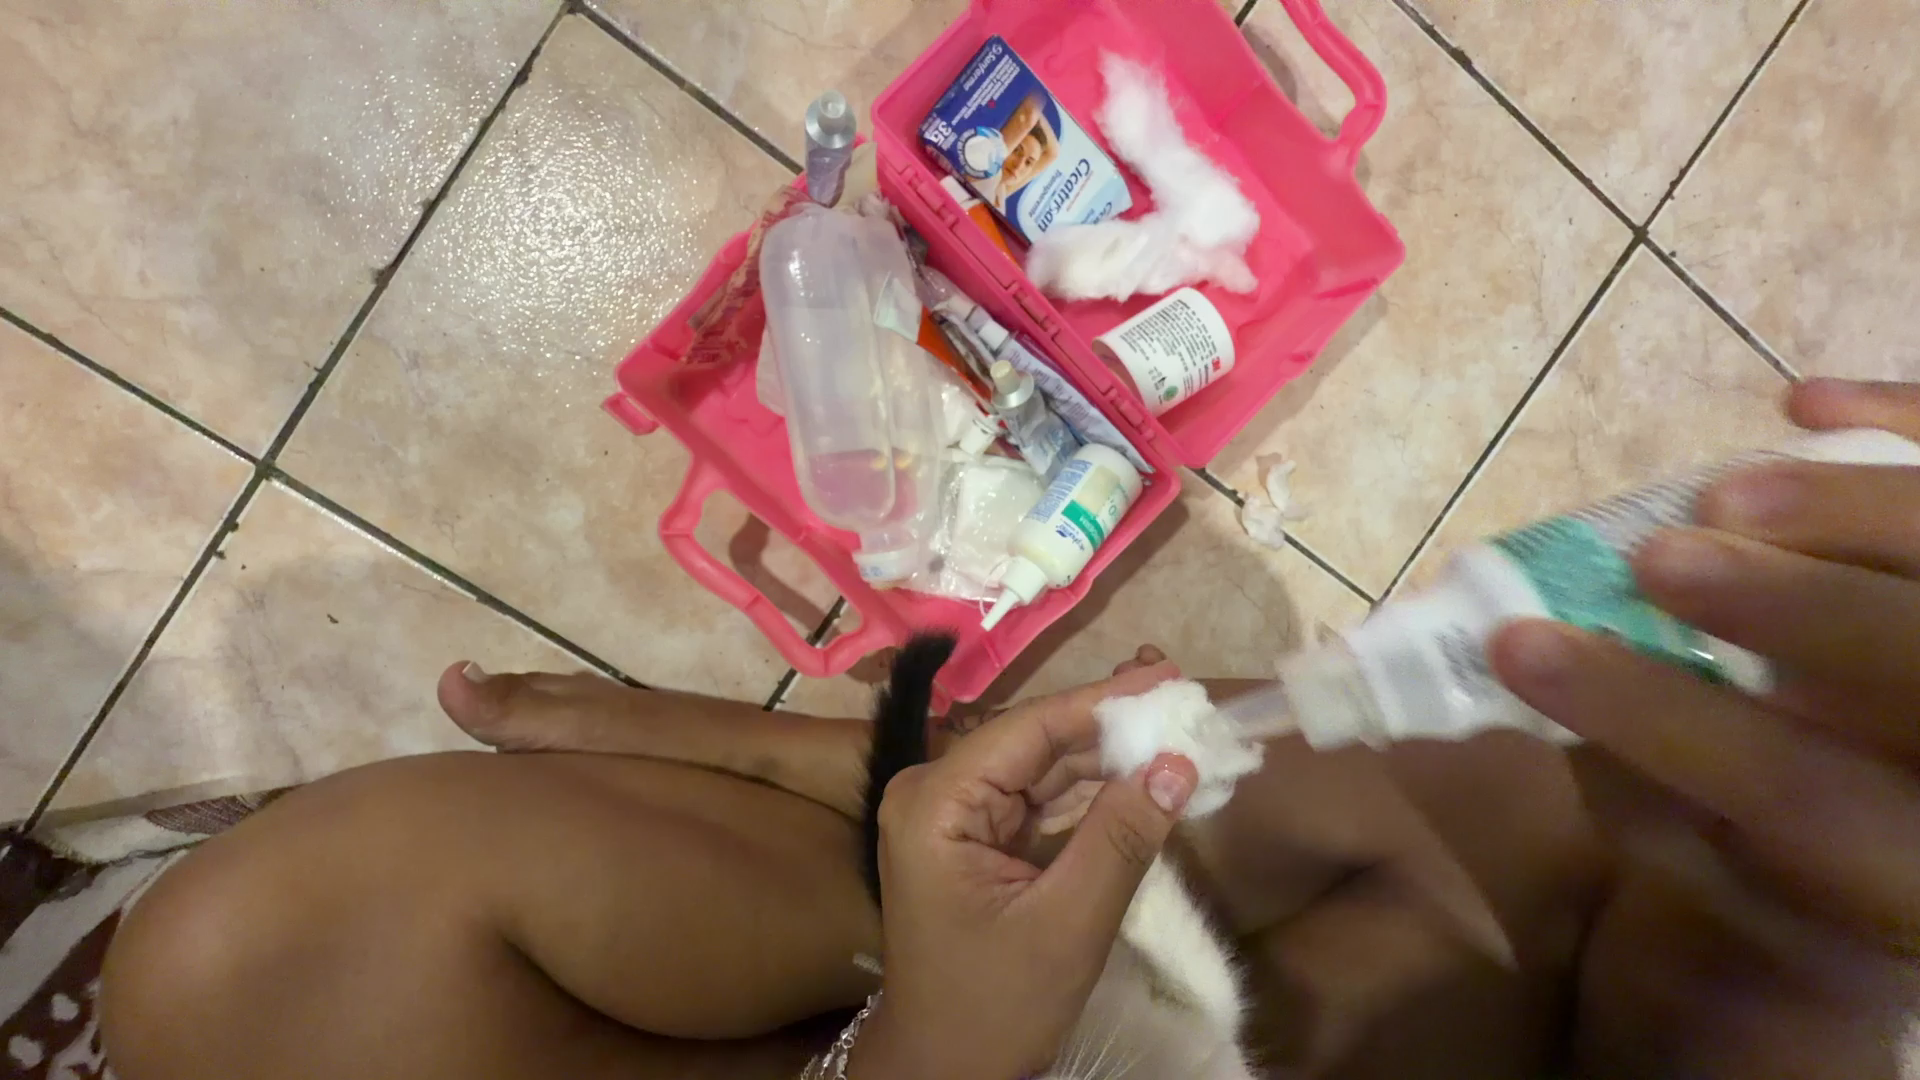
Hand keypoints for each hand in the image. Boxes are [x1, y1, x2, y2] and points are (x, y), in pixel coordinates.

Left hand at [849, 662, 1201, 1079]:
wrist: (943, 1071)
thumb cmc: (995, 1006)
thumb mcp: (1067, 924)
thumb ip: (1120, 837)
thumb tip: (1178, 763)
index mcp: (936, 801)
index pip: (1029, 730)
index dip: (1102, 700)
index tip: (1165, 675)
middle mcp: (936, 790)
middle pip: (1035, 742)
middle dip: (1109, 724)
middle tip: (1179, 696)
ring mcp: (953, 810)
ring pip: (1041, 767)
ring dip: (1105, 754)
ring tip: (1169, 726)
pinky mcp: (974, 832)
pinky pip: (1038, 799)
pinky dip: (1089, 791)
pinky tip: (1136, 772)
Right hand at [1491, 378, 1919, 957]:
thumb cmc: (1813, 860)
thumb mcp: (1724, 872)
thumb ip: (1642, 799)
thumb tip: (1539, 689)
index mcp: (1907, 860)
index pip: (1791, 792)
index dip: (1649, 715)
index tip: (1511, 646)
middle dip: (1794, 606)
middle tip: (1656, 557)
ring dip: (1857, 513)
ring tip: (1719, 489)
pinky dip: (1916, 424)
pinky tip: (1805, 402)